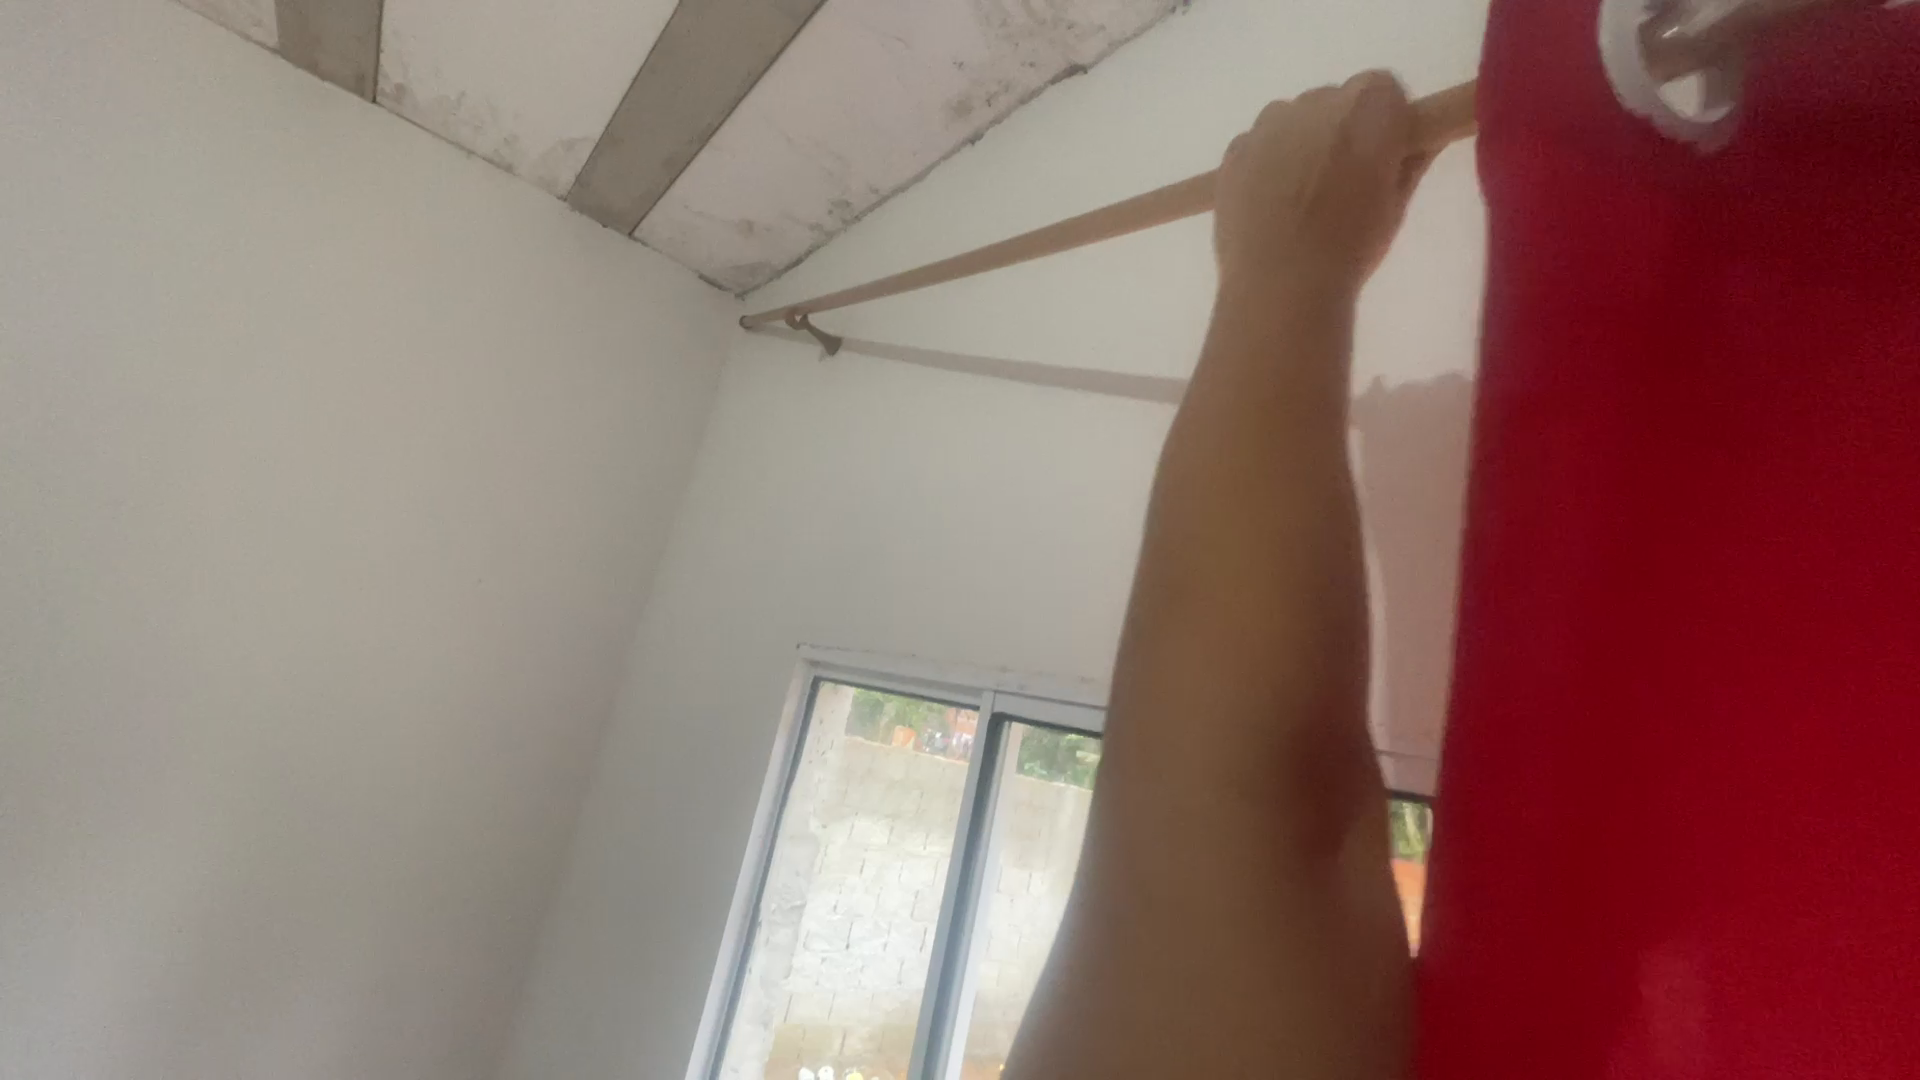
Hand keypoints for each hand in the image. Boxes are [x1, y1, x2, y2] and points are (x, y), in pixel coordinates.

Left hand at [1214, 72, 1428, 295]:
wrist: (1279, 285)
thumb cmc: (1348, 247)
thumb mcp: (1395, 205)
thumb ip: (1408, 162)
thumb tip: (1417, 144)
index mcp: (1369, 104)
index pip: (1380, 91)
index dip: (1379, 124)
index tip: (1375, 158)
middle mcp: (1316, 102)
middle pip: (1330, 103)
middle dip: (1334, 133)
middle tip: (1332, 184)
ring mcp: (1267, 128)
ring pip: (1286, 122)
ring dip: (1293, 147)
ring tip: (1293, 199)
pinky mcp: (1233, 156)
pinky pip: (1251, 147)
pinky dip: (1258, 166)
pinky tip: (1262, 205)